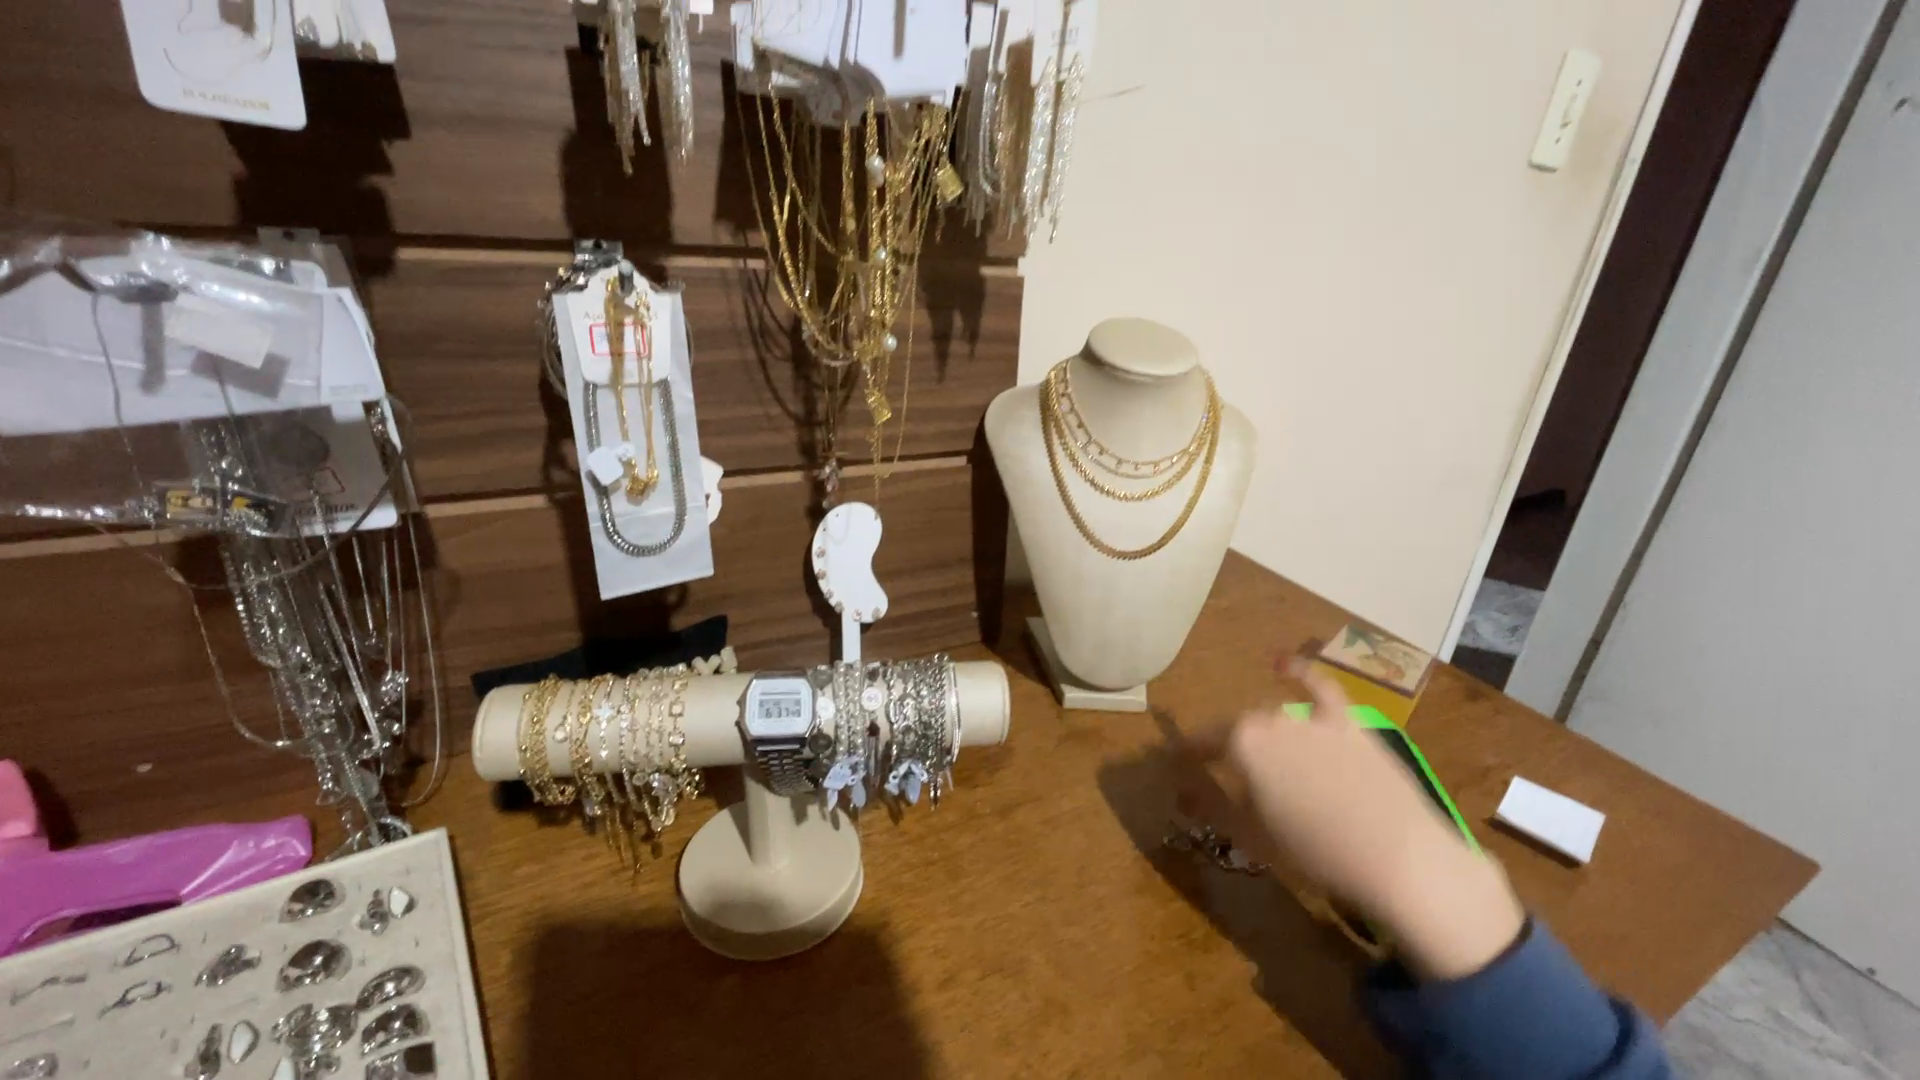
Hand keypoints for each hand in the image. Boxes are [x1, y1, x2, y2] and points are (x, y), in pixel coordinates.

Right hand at [1181, 658, 1525, 980]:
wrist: (1399, 856)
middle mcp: (1271, 718)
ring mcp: (1312, 717)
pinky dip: (1299, 672)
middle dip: (1226, 749)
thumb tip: (1182, 790)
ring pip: (1276, 717)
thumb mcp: (1251, 835)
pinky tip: (1282, 663)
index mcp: (1241, 743)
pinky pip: (1320, 688)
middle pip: (1240, 730)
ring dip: (1264, 735)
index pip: (1203, 743)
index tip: (1176, 766)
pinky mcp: (1349, 723)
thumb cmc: (1315, 851)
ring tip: (1264, 762)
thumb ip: (1212, 805)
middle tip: (1224, 775)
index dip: (1189, 756)